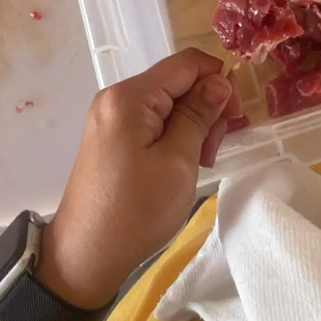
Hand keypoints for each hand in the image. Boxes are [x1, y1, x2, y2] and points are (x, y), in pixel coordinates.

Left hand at [38, 49, 241, 308]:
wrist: (85, 258)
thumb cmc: (135, 211)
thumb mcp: (178, 162)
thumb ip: (199, 114)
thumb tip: (219, 81)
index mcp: (130, 97)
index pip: (187, 63)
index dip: (219, 80)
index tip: (235, 116)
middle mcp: (117, 97)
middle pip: (177, 81)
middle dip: (206, 106)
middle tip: (215, 149)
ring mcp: (112, 117)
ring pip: (168, 101)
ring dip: (193, 123)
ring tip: (201, 161)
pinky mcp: (112, 136)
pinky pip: (154, 120)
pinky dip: (176, 134)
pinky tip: (184, 161)